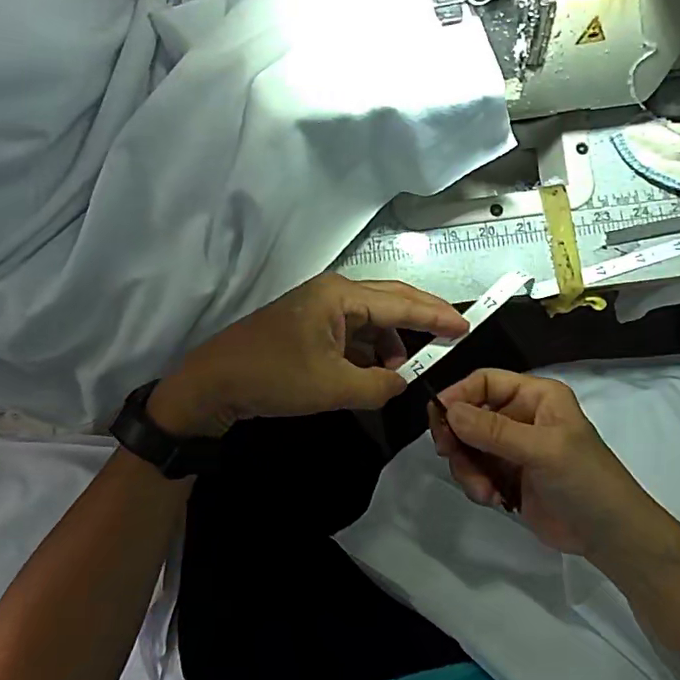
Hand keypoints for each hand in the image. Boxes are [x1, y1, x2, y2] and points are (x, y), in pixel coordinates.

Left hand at [149, 275, 468, 436]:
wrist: (212, 384)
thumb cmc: (273, 379)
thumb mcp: (333, 387)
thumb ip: (379, 384)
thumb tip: (403, 381)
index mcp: (340, 296)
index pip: (402, 302)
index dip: (437, 316)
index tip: (466, 327)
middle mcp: (333, 292)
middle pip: (391, 300)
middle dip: (422, 319)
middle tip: (453, 335)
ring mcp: (319, 307)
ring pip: (372, 318)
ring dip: (392, 341)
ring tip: (405, 370)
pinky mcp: (310, 325)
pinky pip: (353, 331)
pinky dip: (370, 349)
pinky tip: (377, 370)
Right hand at [431, 369, 679, 564]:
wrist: (610, 536)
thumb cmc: (586, 481)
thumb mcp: (543, 450)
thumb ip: (494, 431)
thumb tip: (449, 410)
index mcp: (537, 397)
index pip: (487, 382)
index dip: (459, 394)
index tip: (437, 417)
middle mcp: (522, 416)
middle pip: (470, 414)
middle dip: (458, 437)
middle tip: (448, 454)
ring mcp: (513, 448)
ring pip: (468, 446)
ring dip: (468, 468)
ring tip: (484, 491)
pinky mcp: (508, 477)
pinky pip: (476, 471)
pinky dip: (476, 484)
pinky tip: (493, 499)